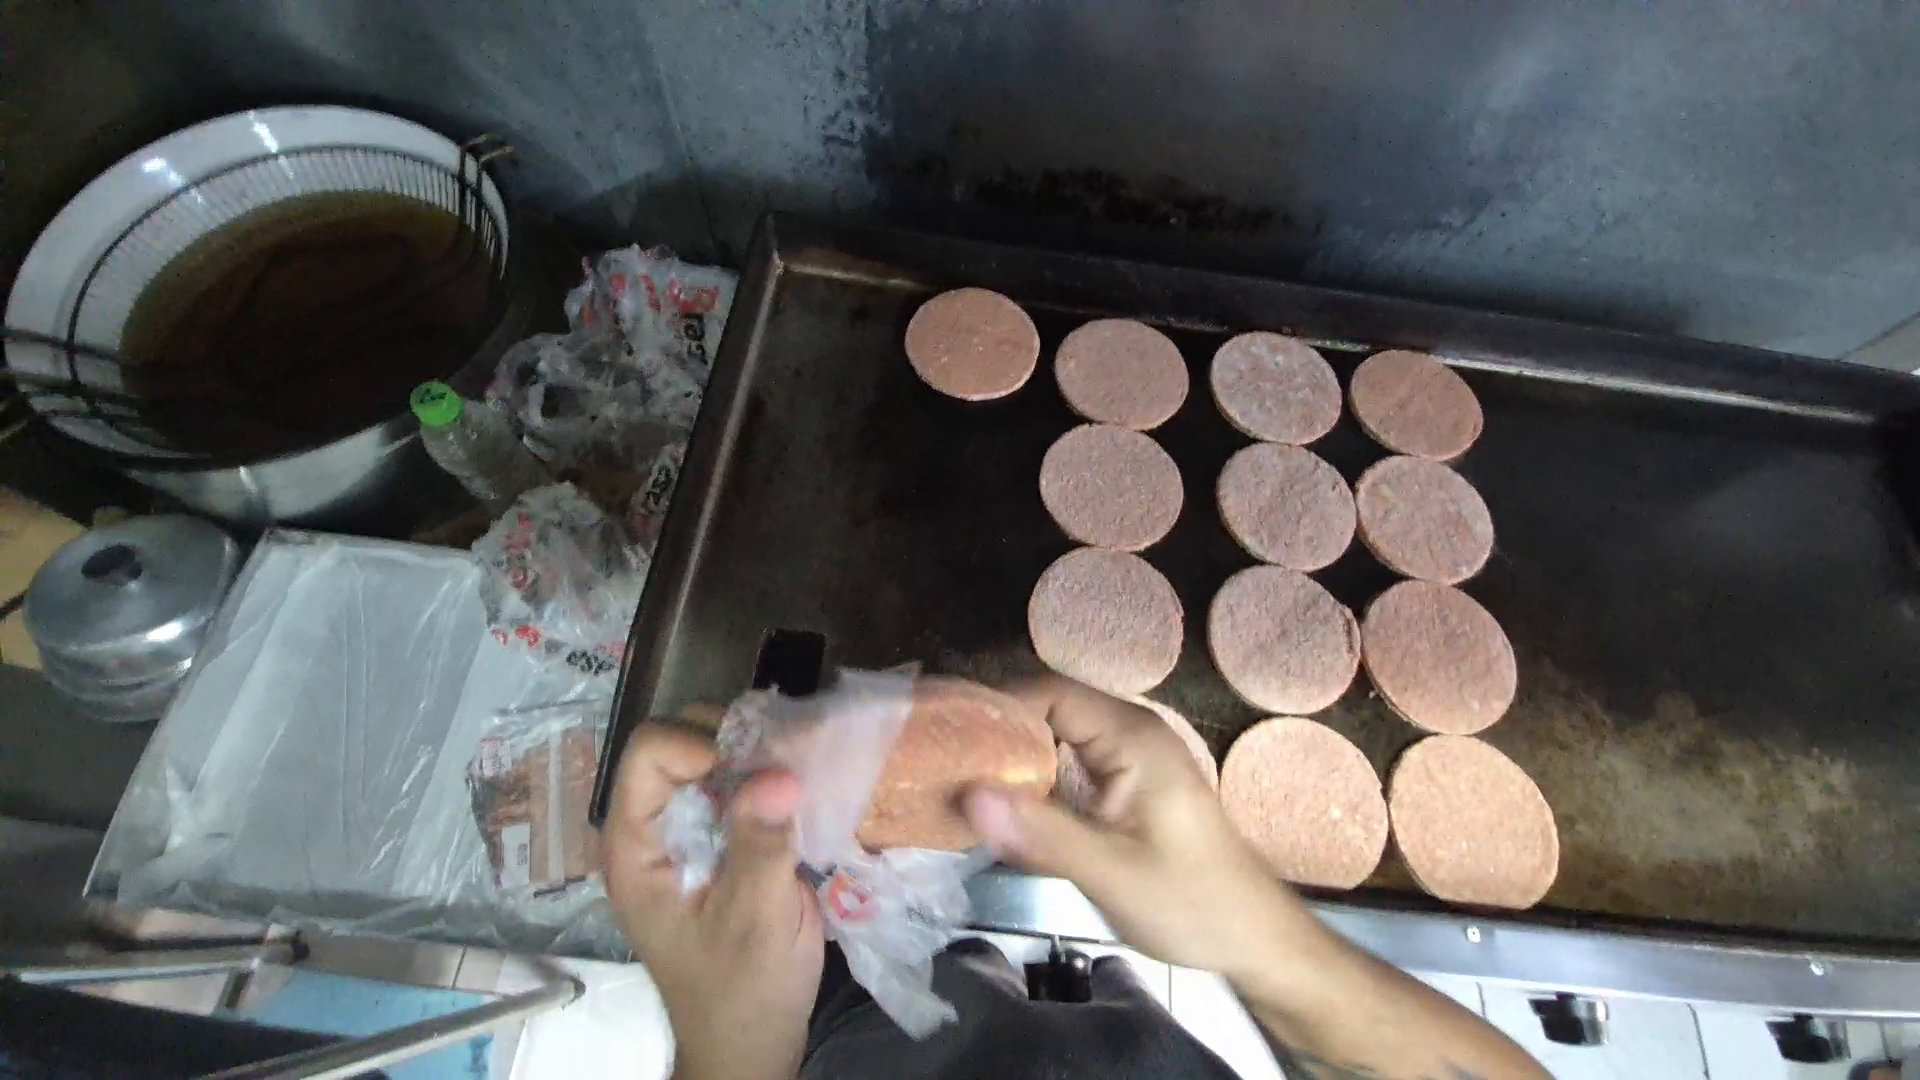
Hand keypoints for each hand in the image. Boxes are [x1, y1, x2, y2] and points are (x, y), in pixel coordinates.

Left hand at [602, 722, 822, 1079]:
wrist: (755, 1037)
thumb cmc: (741, 990)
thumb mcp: (752, 922)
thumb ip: (759, 847)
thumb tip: (779, 774)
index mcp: (638, 846)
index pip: (648, 754)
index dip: (696, 745)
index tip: (751, 767)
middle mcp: (659, 826)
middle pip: (682, 740)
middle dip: (733, 737)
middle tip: (782, 758)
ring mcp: (695, 827)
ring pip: (718, 752)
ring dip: (759, 749)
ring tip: (799, 766)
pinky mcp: (730, 834)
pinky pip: (746, 778)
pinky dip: (775, 769)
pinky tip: (805, 783)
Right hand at [963, 676, 1323, 983]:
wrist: (1256, 938)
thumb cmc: (1192, 903)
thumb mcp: (1112, 873)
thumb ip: (1041, 833)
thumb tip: (968, 795)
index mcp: (1130, 736)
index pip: (1051, 691)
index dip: (998, 705)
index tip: (951, 733)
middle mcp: (1130, 731)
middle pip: (1051, 704)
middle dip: (999, 726)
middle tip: (947, 755)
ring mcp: (1131, 755)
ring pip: (1059, 731)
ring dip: (1014, 750)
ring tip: (962, 773)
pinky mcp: (1128, 781)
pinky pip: (1071, 757)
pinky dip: (1035, 770)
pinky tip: (1007, 799)